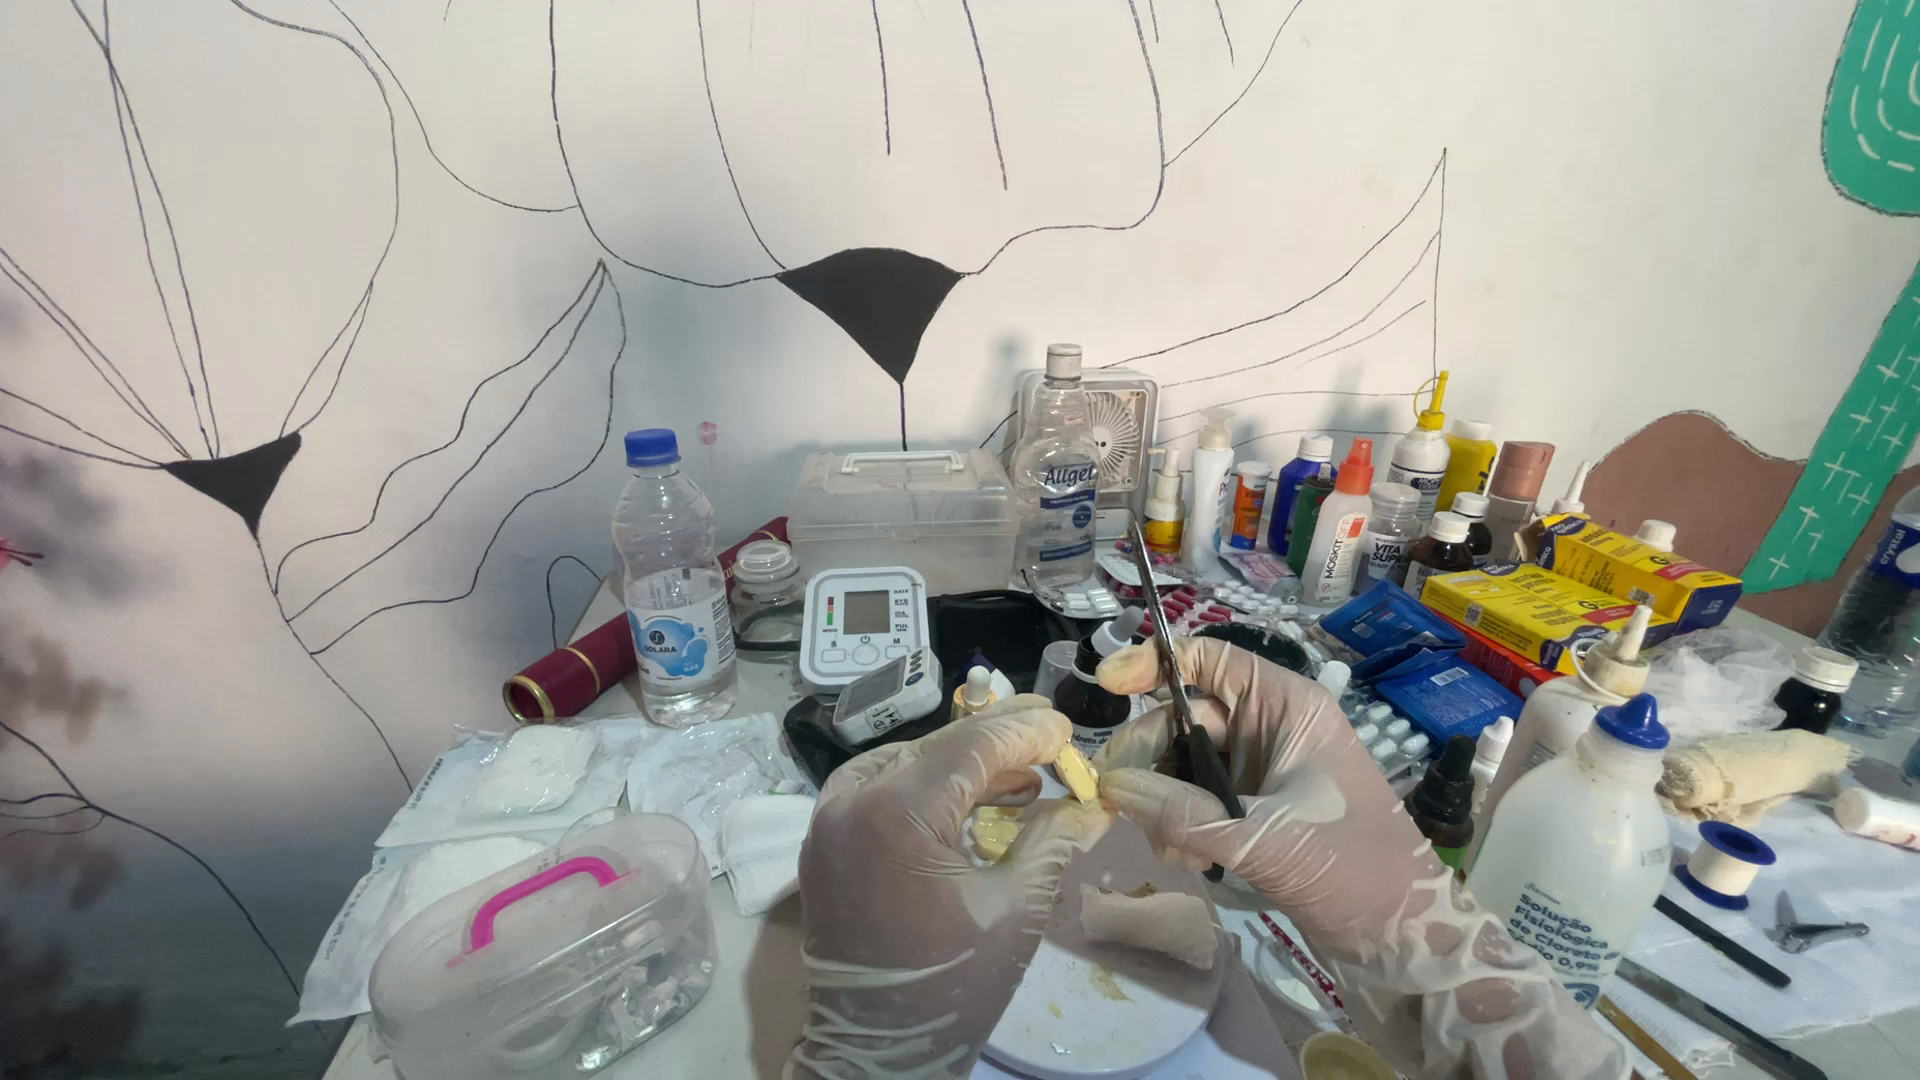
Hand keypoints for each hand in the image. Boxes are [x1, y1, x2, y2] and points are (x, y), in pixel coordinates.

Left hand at [786, 696, 1112, 1079]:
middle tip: (1047, 728)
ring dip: (963, 761)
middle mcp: (850, 801)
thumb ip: (1051, 840)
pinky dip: (927, 781)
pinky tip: (970, 791)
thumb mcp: (1014, 911)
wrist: (873, 1054)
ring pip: (908, 761)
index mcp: (892, 815)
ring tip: (1021, 771)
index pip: (967, 748)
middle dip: (997, 739)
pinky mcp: (827, 835)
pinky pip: (882, 784)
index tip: (1063, 727)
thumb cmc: (950, 988)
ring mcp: (829, 816)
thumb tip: (1088, 802)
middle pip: (936, 748)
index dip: (1021, 732)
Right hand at [1094, 639, 1628, 1079]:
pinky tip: (1180, 857)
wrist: (1409, 948)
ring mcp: (1258, 768)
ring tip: (1159, 841)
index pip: (1209, 659)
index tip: (1108, 684)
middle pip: (1183, 716)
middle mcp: (1268, 727)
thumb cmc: (1357, 874)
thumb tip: (1112, 788)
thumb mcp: (1269, 841)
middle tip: (1110, 792)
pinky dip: (1175, 819)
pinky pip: (1192, 795)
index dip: (1154, 661)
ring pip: (1181, 759)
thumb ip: (1186, 814)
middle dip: (1145, 752)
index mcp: (1286, 708)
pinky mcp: (1250, 806)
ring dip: (1158, 794)